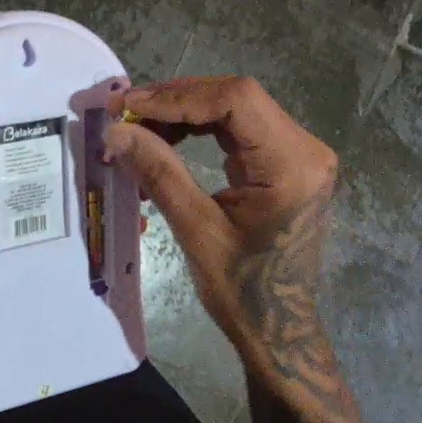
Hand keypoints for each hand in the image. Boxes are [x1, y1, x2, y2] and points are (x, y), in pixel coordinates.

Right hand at [104, 77, 338, 356]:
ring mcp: (298, 154)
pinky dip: (198, 130)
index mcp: (292, 164)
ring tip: (137, 130)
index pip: (235, 100)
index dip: (177, 96)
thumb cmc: (241, 288)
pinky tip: (165, 141)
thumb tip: (116, 132)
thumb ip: (159, 172)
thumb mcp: (195, 229)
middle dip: (175, 102)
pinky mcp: (285, 164)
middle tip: (124, 114)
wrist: (277, 326)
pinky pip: (239, 130)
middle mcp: (305, 148)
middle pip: (236, 98)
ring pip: (234, 109)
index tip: (128, 107)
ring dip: (183, 114)